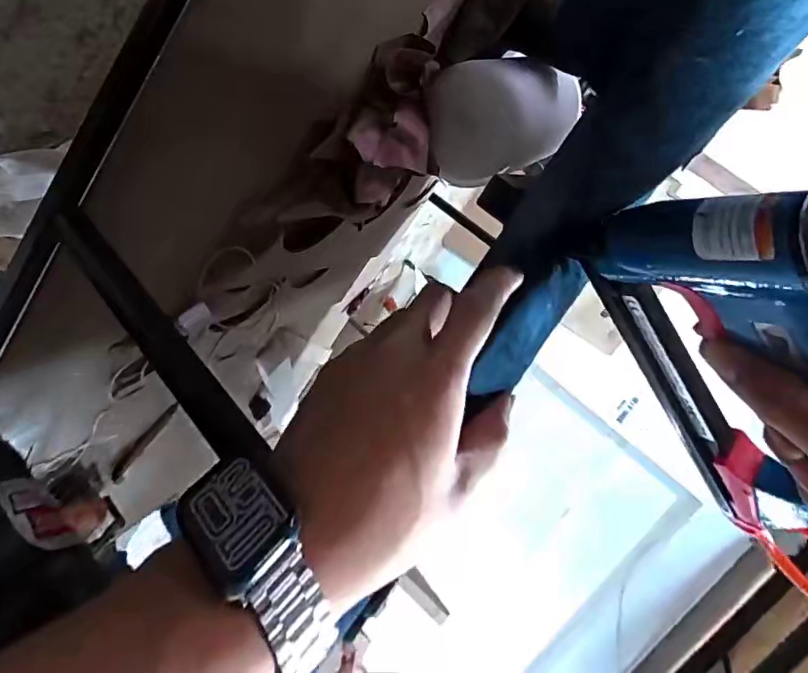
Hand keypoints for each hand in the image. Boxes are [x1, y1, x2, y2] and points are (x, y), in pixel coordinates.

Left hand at [274, 268, 519, 605]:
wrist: (296, 531)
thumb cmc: (387, 519)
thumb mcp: (456, 495)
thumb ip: (490, 440)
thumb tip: (501, 401)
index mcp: (436, 377)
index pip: (474, 309)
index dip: (497, 285)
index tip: (510, 276)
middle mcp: (397, 351)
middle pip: (434, 297)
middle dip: (454, 308)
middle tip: (460, 350)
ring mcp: (358, 356)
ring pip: (400, 320)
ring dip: (420, 335)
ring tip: (418, 387)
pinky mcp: (331, 370)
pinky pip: (371, 346)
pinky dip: (388, 358)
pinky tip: (382, 405)